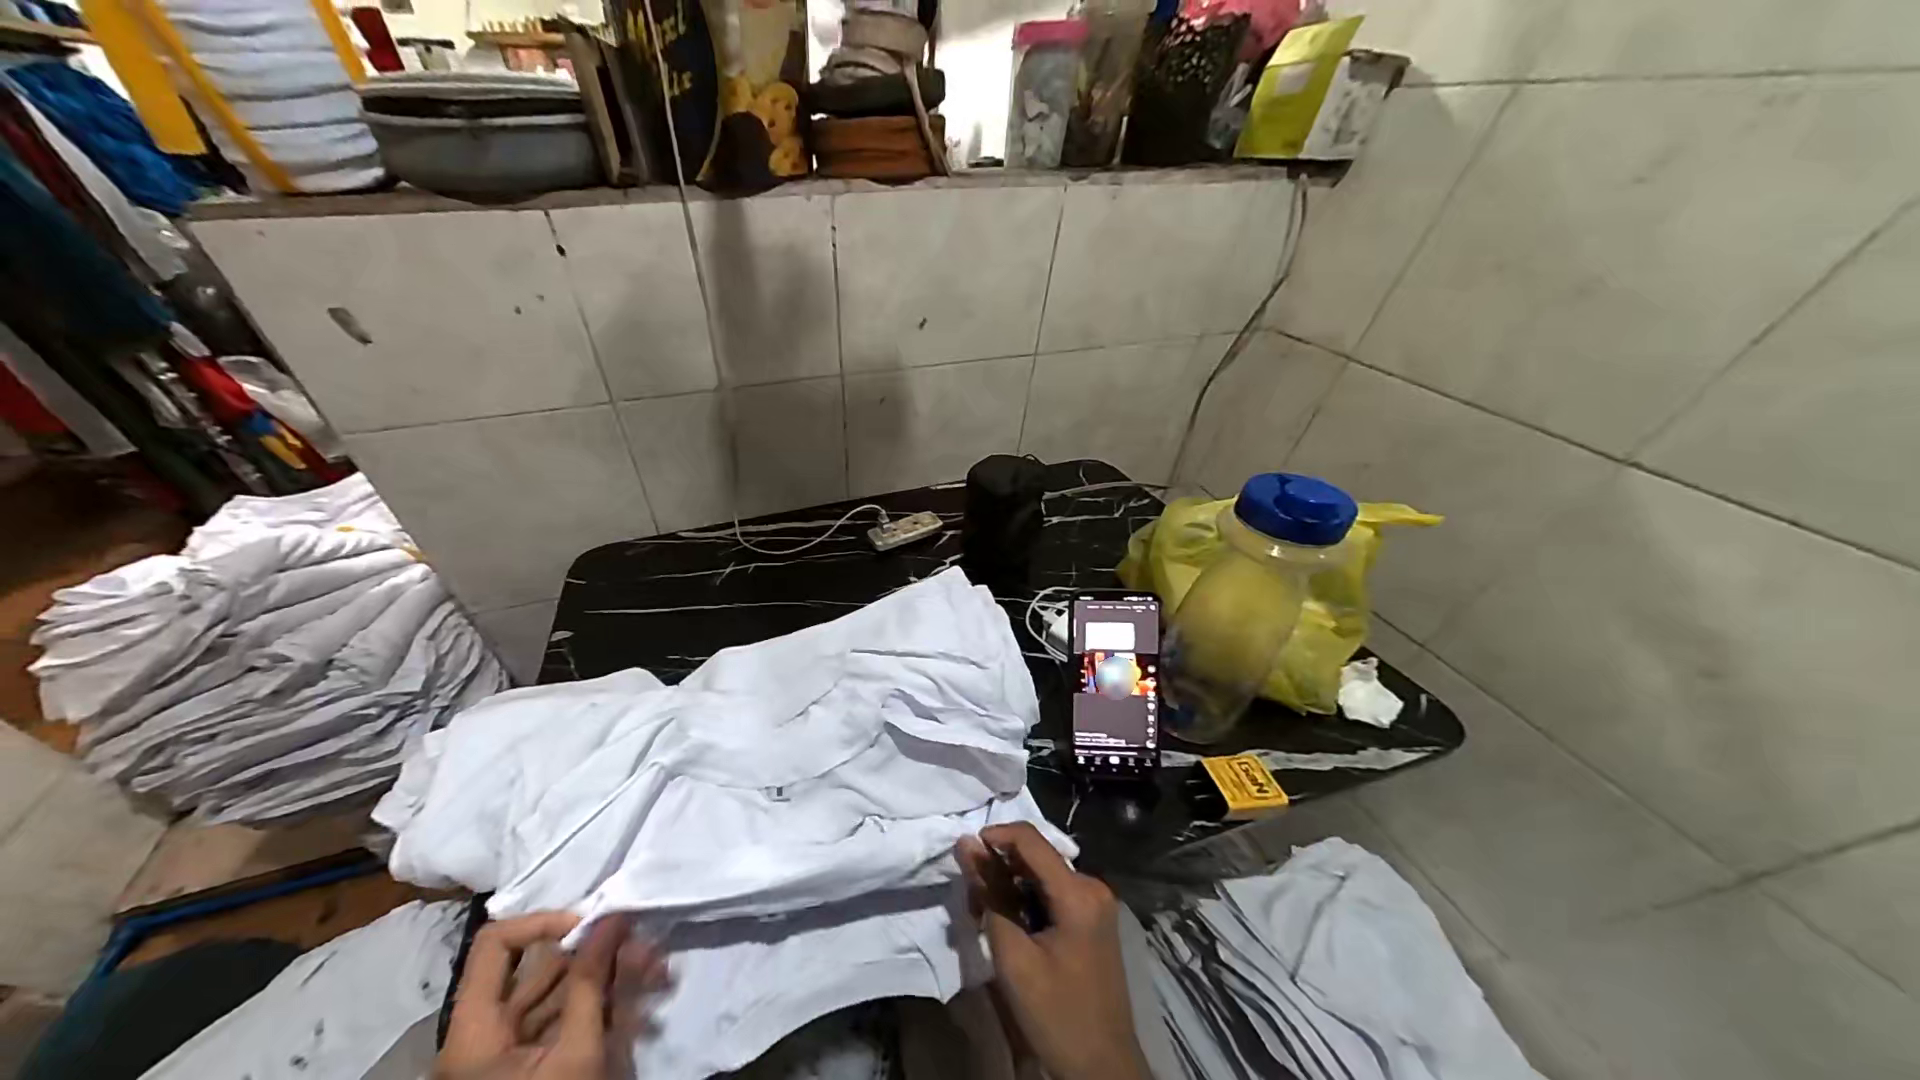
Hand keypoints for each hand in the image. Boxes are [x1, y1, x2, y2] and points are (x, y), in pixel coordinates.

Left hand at [435, 912, 665, 1079]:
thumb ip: (591, 983)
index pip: (496, 946)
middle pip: (540, 969)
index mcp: (475, 1032)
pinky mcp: (541, 1064)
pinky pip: (572, 1018)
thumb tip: (611, 917)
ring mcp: (515, 1052)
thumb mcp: (574, 1056)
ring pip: (564, 992)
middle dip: (599, 952)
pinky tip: (647, 1000)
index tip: (591, 925)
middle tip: (645, 941)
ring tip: (661, 970)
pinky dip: (608, 1004)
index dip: (542, 923)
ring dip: (613, 975)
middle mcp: (488, 1034)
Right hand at [956, 824, 1150, 1079]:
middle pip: (1037, 856)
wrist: (1101, 1068)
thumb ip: (989, 894)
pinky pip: (1053, 892)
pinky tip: (1010, 924)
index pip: (1030, 840)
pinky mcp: (1093, 918)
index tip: (964, 851)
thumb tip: (966, 846)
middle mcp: (1093, 886)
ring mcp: (1096, 902)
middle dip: (999, 866)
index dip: (994, 835)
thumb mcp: (1013, 956)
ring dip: (1011, 885)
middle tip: (972, 894)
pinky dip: (1027, 899)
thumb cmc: (1055, 1014)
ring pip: (1042, 874)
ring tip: (986, 912)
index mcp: (1079, 892)